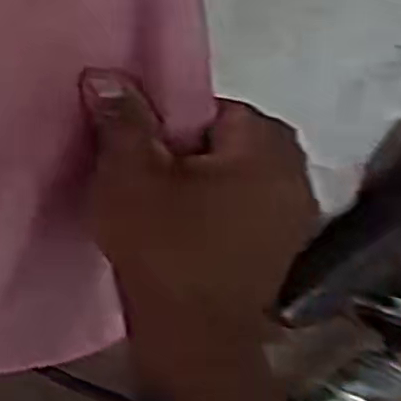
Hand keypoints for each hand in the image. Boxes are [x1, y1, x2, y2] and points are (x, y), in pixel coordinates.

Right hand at [80, 69, 316, 340]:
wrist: (191, 328)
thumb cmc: (160, 239)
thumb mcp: (128, 171)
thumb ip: (122, 119)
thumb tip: (105, 72)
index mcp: (266, 156)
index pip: (223, 107)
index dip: (176, 113)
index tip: (139, 135)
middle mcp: (295, 182)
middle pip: (235, 138)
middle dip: (188, 141)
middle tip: (142, 158)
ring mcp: (292, 220)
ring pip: (238, 171)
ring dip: (199, 171)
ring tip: (153, 187)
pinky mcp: (276, 247)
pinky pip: (242, 201)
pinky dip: (211, 198)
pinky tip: (176, 216)